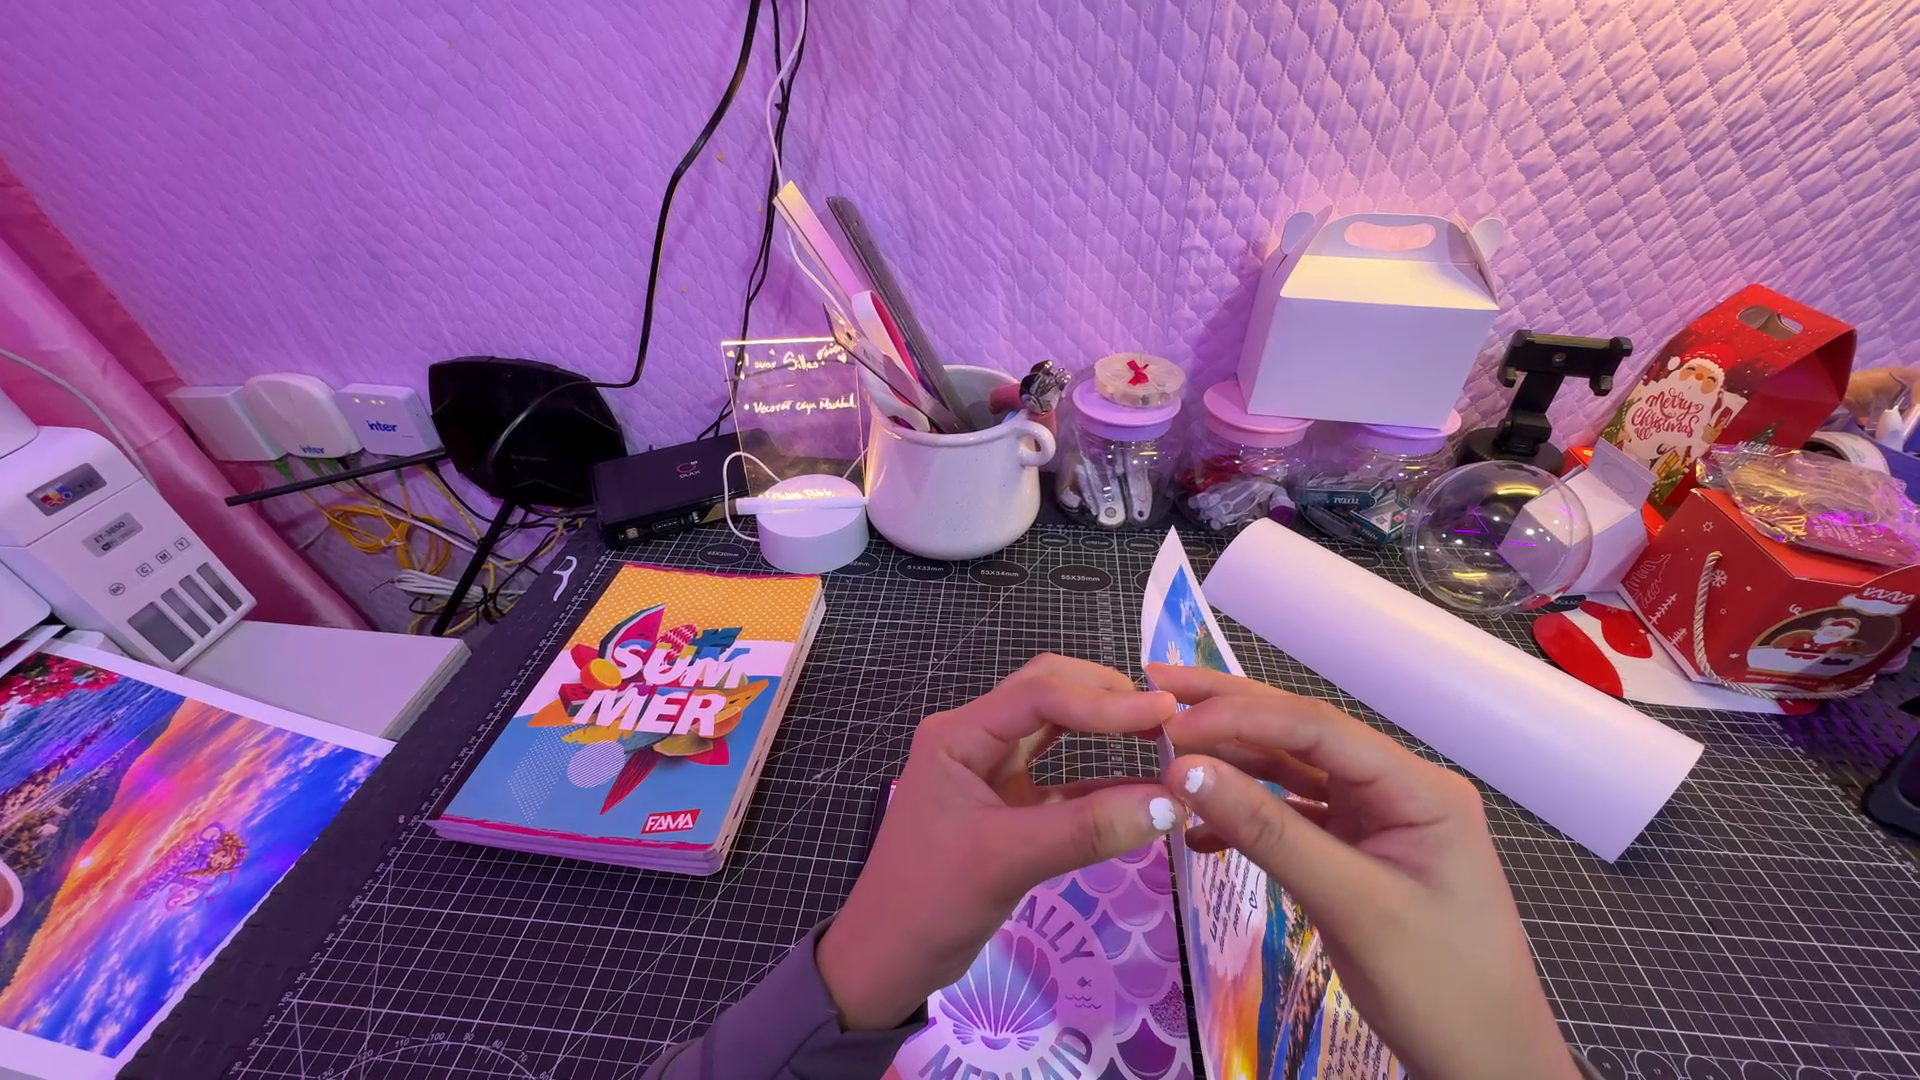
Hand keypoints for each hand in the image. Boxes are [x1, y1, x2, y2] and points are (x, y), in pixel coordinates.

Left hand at [817, 654, 1178, 1030]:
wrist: (885, 960)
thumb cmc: (929, 901)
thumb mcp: (1006, 861)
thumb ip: (1086, 830)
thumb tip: (1171, 803)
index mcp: (959, 733)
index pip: (1039, 694)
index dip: (1104, 701)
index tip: (1165, 714)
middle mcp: (974, 736)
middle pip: (1047, 692)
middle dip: (1105, 697)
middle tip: (1167, 717)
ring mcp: (991, 767)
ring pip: (1055, 727)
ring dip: (1105, 727)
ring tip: (1162, 735)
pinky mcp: (1007, 801)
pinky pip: (1061, 776)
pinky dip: (1100, 776)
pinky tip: (1143, 785)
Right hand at [1149, 664, 1580, 1079]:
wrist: (1488, 1071)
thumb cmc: (1440, 989)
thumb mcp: (1352, 906)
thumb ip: (1267, 832)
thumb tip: (1182, 770)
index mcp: (1416, 786)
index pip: (1316, 728)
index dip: (1240, 716)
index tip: (1173, 724)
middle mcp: (1393, 785)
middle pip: (1298, 733)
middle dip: (1227, 710)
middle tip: (1157, 685)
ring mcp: (1372, 815)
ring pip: (1287, 768)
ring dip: (1227, 759)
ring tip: (1164, 741)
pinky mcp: (1352, 846)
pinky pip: (1287, 814)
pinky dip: (1242, 815)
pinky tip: (1197, 827)